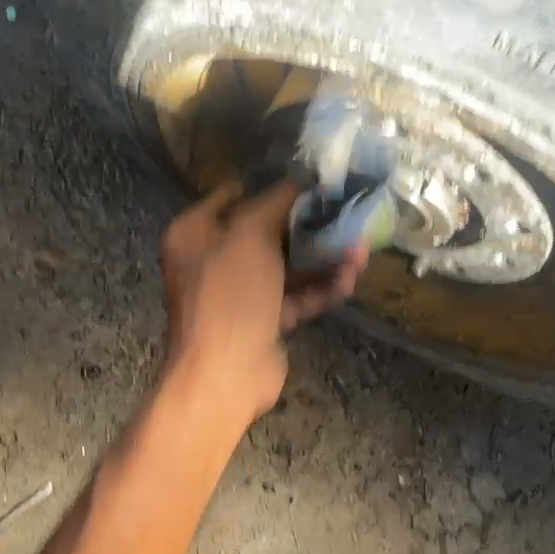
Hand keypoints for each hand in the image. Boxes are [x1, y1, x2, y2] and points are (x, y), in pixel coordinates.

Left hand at [161, 181, 364, 418]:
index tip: (311, 180)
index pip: (232, 196)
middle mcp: (211, 260)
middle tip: (348, 212)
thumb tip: (300, 180)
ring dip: (323, 258)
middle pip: (266, 232)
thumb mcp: (249, 236)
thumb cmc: (228, 295)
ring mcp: (237, 293)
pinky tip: (350, 278)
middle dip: (309, 225)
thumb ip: (276, 203)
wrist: (223, 373)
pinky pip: (294, 297)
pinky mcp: (261, 321)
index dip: (270, 186)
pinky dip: (320, 288)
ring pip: (286, 266)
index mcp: (193, 234)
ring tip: (361, 249)